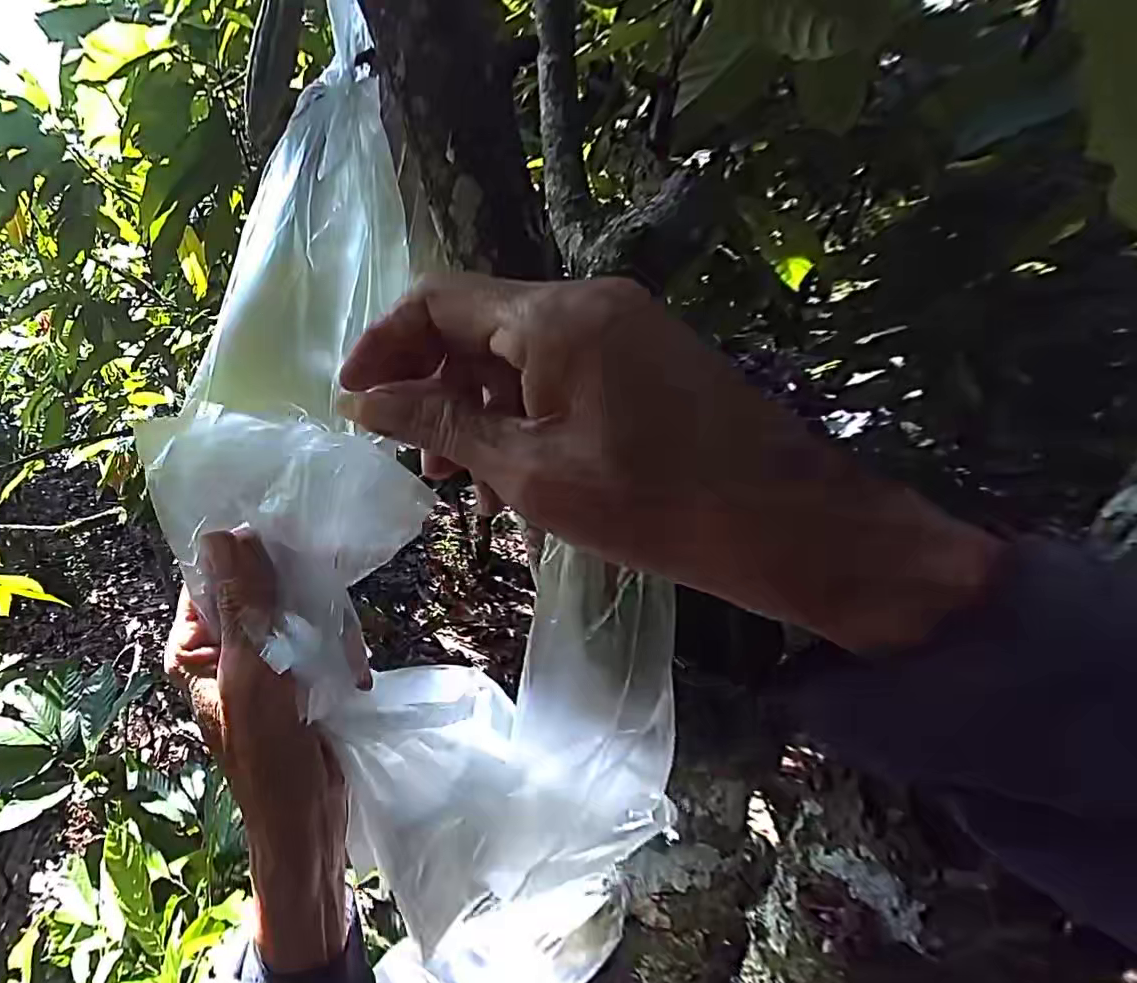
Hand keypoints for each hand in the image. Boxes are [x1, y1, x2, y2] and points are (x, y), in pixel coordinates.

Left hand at [164, 528, 349, 970]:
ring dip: (324, 629)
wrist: (310, 820)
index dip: (245, 557)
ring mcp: (263, 659)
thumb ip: (241, 605)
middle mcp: (224, 648)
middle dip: (296, 599)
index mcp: (194, 648)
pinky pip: (317, 636)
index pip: (210, 579)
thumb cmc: (268, 752)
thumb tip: (223, 533)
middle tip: (321, 613)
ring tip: (342, 659)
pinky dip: (338, 650)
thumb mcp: (251, 673)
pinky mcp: (297, 671)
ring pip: (294, 610)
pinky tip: (353, 676)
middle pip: (257, 589)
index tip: (285, 547)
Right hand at [337, 273, 1002, 652]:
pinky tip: (505, 471)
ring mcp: (616, 327)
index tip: (351, 400)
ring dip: (468, 407)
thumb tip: (360, 403)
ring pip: (508, 354)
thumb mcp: (524, 469)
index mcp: (552, 318)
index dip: (382, 345)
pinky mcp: (635, 359)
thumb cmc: (647, 504)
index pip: (436, 301)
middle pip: (470, 325)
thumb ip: (437, 425)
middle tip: (407, 454)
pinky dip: (513, 413)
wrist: (786, 527)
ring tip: (453, 479)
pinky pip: (549, 372)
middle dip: (425, 384)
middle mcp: (583, 302)